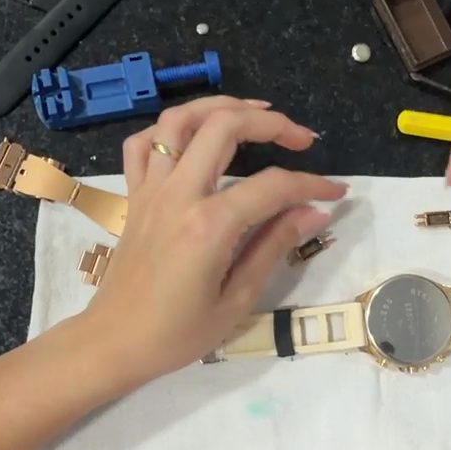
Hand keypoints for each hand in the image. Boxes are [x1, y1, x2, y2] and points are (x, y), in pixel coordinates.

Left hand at [81, 96, 344, 385]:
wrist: (114, 343)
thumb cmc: (177, 333)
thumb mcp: (237, 300)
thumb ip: (275, 247)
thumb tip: (314, 213)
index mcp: (209, 225)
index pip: (273, 187)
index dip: (312, 184)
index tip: (336, 192)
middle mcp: (179, 195)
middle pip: (225, 127)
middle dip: (271, 123)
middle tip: (301, 138)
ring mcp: (151, 190)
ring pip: (180, 121)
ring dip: (220, 107)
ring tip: (254, 113)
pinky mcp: (134, 196)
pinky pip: (144, 144)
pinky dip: (170, 130)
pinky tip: (195, 136)